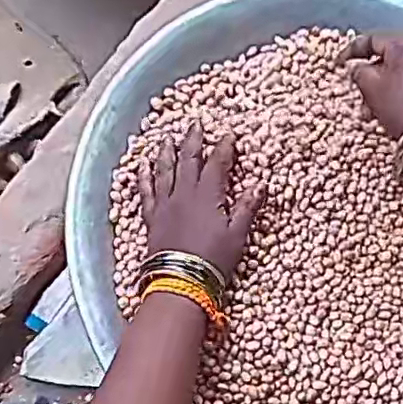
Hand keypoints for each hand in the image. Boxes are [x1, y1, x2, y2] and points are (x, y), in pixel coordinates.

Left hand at [140, 123, 262, 278]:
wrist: (180, 279)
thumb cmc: (213, 259)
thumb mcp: (237, 234)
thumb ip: (247, 208)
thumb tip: (260, 186)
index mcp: (207, 195)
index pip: (217, 164)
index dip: (224, 148)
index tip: (229, 135)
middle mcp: (184, 193)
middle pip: (188, 160)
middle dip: (193, 141)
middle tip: (196, 124)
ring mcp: (165, 204)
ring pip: (164, 170)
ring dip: (167, 152)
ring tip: (167, 139)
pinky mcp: (152, 217)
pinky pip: (145, 191)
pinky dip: (143, 176)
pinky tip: (142, 166)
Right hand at [345, 33, 402, 139]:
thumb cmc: (399, 105)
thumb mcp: (370, 86)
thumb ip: (358, 71)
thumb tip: (356, 67)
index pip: (371, 39)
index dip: (351, 51)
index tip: (338, 63)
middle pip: (385, 54)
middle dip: (367, 72)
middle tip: (355, 86)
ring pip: (395, 69)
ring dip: (378, 84)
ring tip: (367, 106)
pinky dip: (392, 89)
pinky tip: (383, 107)